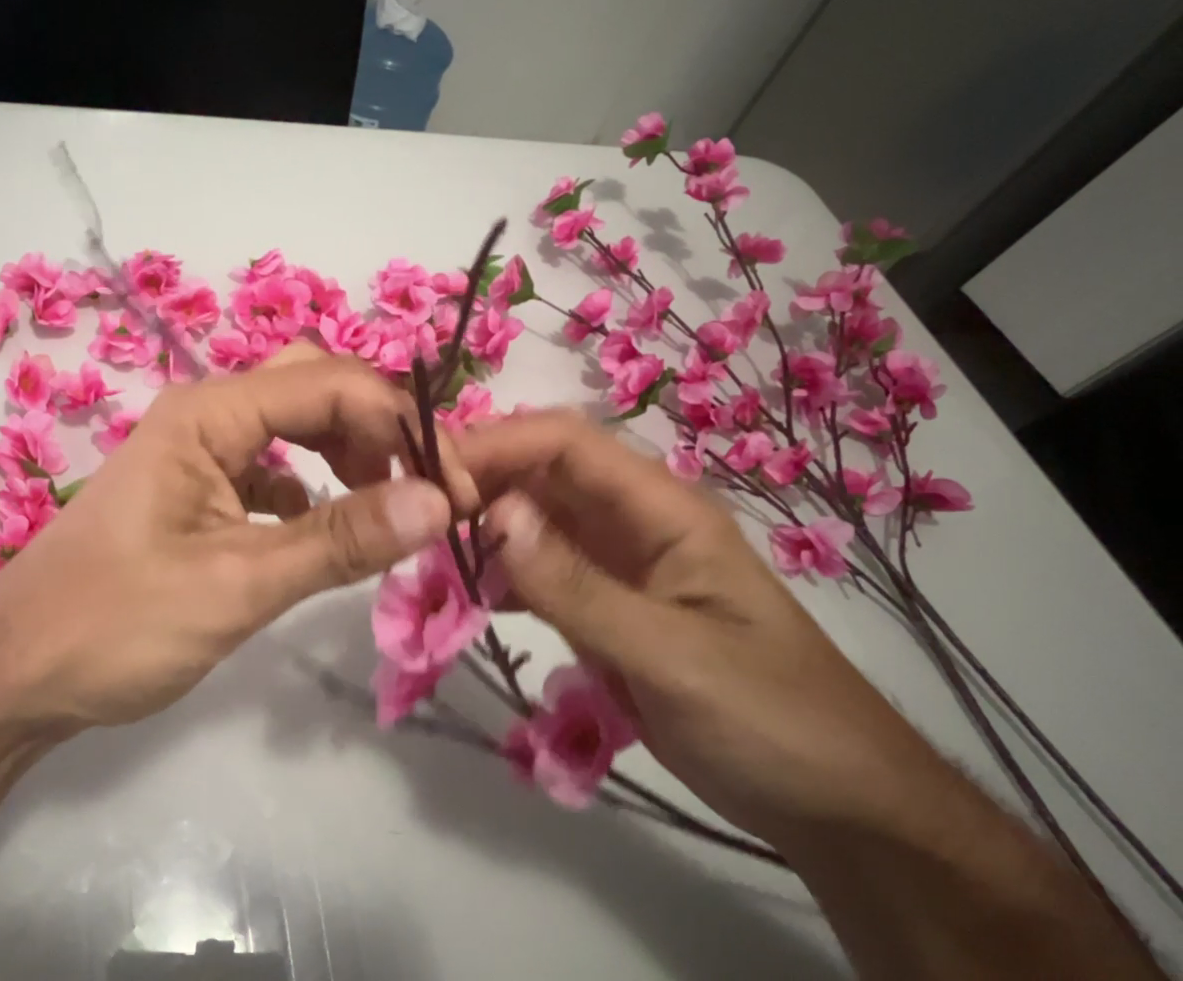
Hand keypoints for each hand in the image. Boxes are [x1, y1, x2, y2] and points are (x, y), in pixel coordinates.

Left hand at [0, 352, 474, 729]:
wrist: (14, 676)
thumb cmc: (114, 624)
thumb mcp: (236, 584)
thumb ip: (339, 540)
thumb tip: (438, 501)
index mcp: (206, 415)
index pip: (331, 384)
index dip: (404, 426)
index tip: (457, 489)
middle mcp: (201, 418)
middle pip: (313, 391)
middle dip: (378, 429)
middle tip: (427, 492)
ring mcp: (193, 458)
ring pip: (292, 431)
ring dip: (348, 457)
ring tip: (389, 510)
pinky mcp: (191, 498)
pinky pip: (268, 474)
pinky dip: (310, 492)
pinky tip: (326, 536)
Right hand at [461, 410, 960, 847]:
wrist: (838, 804)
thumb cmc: (770, 718)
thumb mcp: (670, 655)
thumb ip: (577, 587)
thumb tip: (492, 515)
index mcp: (665, 511)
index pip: (564, 444)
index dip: (494, 445)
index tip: (427, 478)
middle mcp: (636, 526)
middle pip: (541, 475)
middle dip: (475, 484)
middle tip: (410, 520)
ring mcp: (619, 570)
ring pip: (533, 524)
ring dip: (480, 531)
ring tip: (424, 557)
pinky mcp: (607, 613)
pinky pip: (539, 576)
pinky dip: (499, 578)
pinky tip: (467, 599)